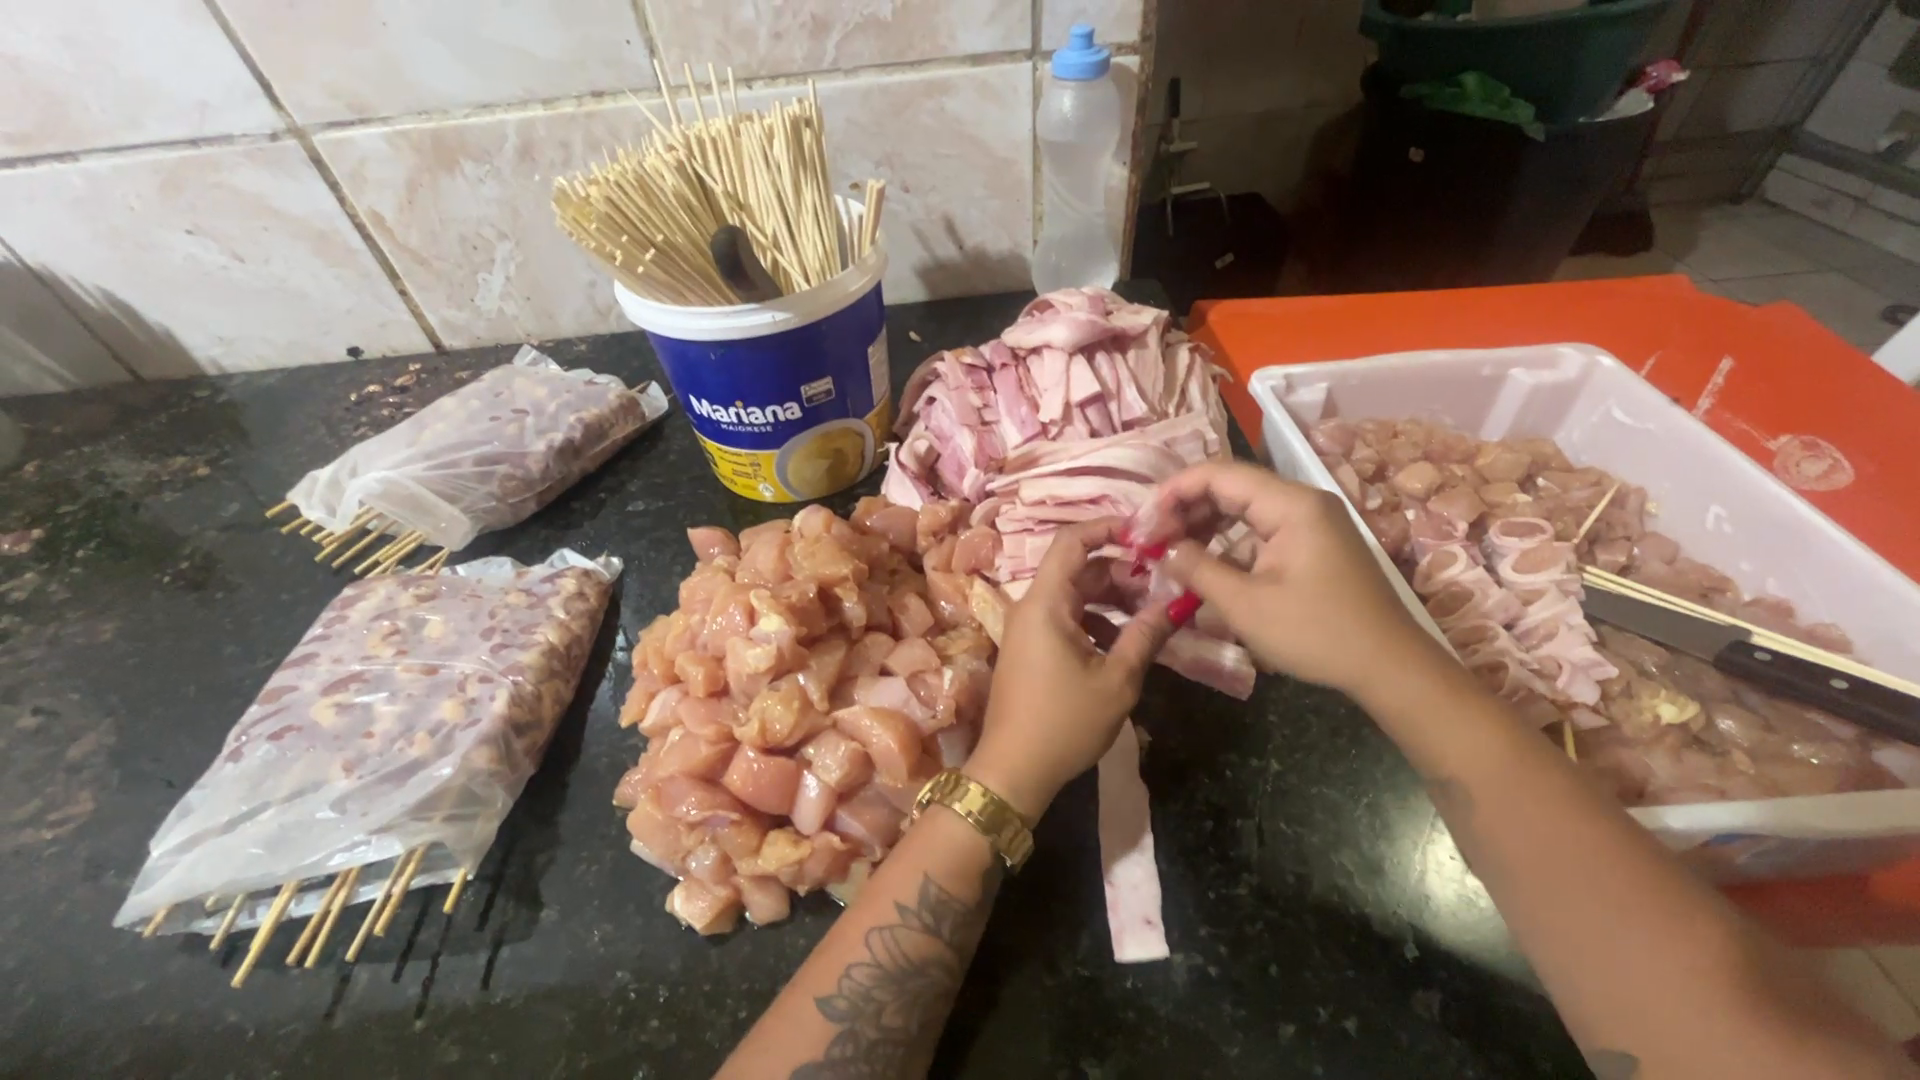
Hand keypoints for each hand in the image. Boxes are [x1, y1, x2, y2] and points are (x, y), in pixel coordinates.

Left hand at [965, 520, 1174, 818]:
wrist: (1014, 771)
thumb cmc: (1065, 723)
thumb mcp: (1117, 680)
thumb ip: (1146, 635)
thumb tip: (1177, 602)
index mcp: (1046, 603)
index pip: (1072, 541)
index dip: (1108, 528)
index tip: (1147, 535)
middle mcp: (1032, 606)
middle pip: (1078, 568)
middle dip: (1122, 572)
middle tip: (1162, 588)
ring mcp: (1029, 628)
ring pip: (1076, 595)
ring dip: (1113, 599)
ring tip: (1152, 617)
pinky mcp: (1032, 649)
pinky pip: (1068, 618)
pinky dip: (1097, 621)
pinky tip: (1126, 643)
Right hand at [1152, 462, 1447, 696]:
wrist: (1389, 665)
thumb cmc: (1316, 633)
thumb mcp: (1245, 604)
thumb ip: (1197, 568)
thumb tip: (1162, 548)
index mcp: (1290, 504)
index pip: (1218, 474)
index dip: (1173, 491)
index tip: (1142, 521)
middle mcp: (1302, 501)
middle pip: (1231, 487)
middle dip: (1186, 509)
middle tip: (1151, 540)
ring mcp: (1311, 522)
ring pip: (1244, 509)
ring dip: (1204, 526)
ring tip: (1170, 552)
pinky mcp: (1313, 544)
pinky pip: (1260, 530)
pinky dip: (1229, 543)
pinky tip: (1205, 565)